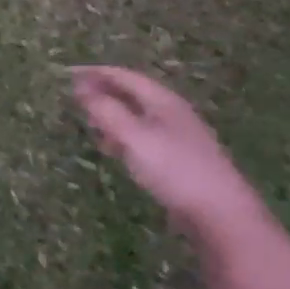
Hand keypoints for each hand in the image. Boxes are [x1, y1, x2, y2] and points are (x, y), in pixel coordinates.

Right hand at [71, 66, 261, 232]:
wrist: (223, 216)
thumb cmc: (174, 169)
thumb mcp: (132, 136)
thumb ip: (104, 109)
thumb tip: (80, 88)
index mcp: (164, 102)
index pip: (124, 76)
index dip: (94, 72)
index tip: (66, 74)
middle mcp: (173, 113)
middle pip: (132, 93)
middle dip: (103, 92)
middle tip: (74, 98)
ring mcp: (179, 137)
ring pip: (137, 115)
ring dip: (111, 114)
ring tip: (89, 123)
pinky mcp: (180, 159)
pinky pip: (143, 136)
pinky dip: (123, 134)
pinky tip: (114, 149)